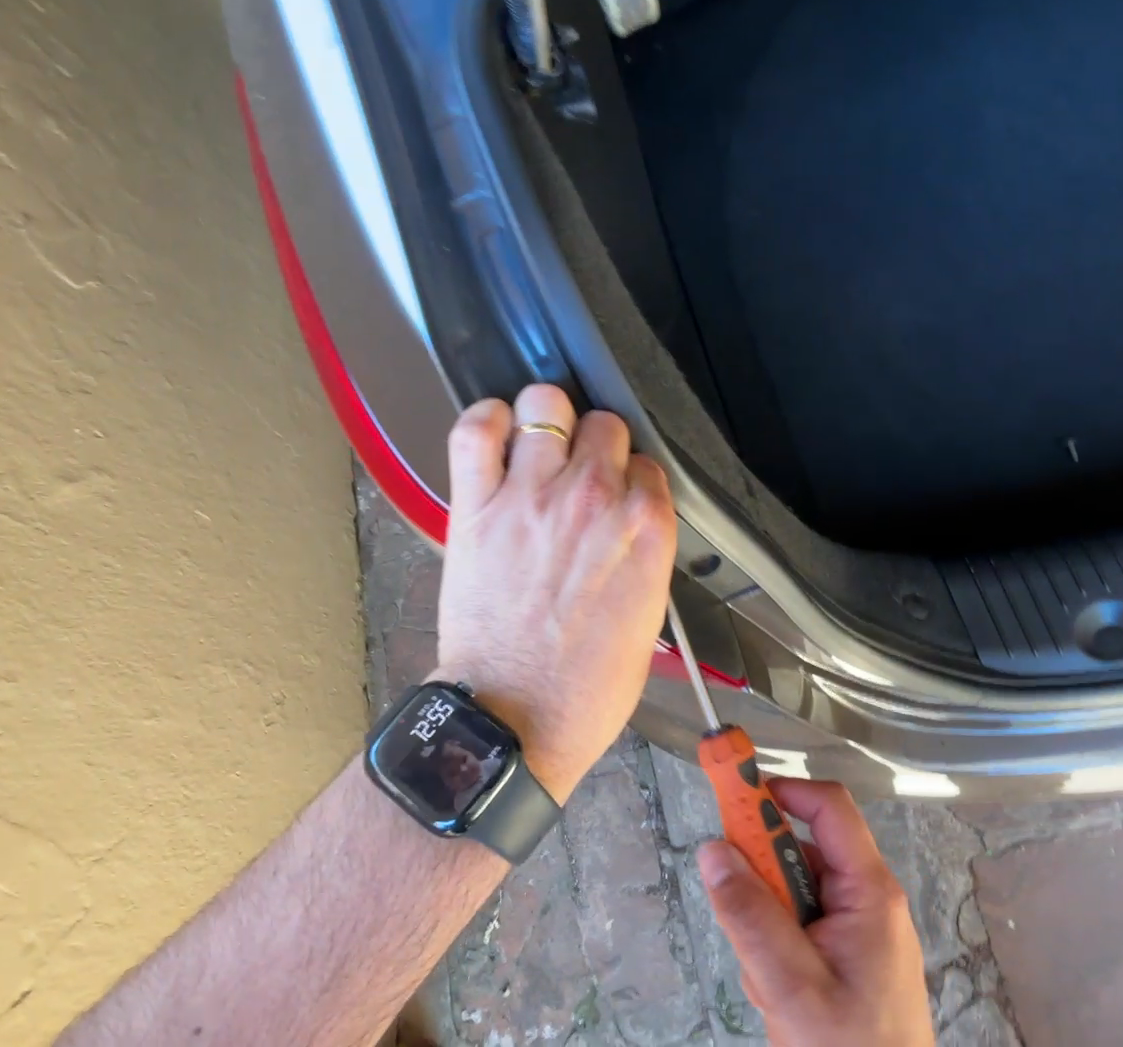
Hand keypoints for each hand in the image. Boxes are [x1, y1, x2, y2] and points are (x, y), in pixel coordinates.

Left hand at [432, 384, 678, 800]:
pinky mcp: (477, 506)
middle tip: (578, 472)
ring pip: (545, 405)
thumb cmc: (587, 686)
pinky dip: (484, 419)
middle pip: (604, 423)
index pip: (646, 464)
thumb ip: (642, 557)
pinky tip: (494, 431)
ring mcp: (532, 495)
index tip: (615, 497)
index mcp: (646, 528)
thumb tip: (628, 527)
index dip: (630, 479)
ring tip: (536, 445)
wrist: (514, 718)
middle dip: (595, 444)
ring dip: (545, 420)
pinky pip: (475, 430)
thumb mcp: (646, 619)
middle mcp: (594, 497)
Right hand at [699, 780, 933, 1046]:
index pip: (828, 806)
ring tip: (768, 983)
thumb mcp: (792, 986)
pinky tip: (779, 995)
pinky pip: (797, 926)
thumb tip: (712, 849)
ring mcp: (857, 929)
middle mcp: (867, 898)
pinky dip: (776, 950)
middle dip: (762, 879)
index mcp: (869, 890)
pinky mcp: (845, 955)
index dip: (780, 790)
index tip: (729, 796)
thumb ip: (751, 917)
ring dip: (766, 925)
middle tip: (742, 925)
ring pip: (792, 893)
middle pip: (800, 851)